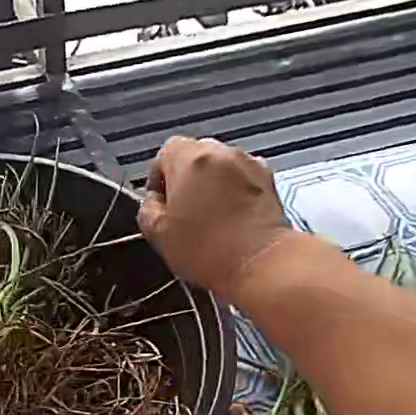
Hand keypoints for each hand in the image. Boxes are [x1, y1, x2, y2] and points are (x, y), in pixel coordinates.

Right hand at [138, 137, 297, 300]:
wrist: (257, 262)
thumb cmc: (207, 250)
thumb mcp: (159, 236)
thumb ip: (147, 211)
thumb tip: (151, 202)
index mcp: (190, 160)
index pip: (165, 151)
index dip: (157, 178)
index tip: (158, 203)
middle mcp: (221, 153)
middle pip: (195, 157)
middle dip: (185, 182)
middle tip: (181, 216)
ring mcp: (248, 164)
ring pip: (220, 169)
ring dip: (211, 188)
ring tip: (207, 222)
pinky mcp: (268, 180)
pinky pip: (242, 180)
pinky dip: (233, 195)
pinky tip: (229, 222)